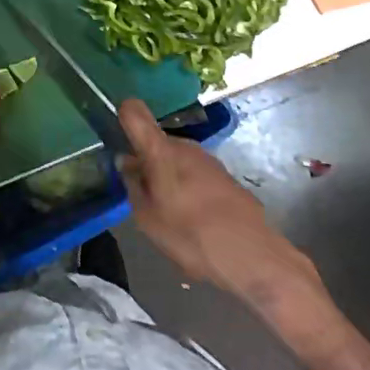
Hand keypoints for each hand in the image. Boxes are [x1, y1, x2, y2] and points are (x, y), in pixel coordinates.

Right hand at [117, 100, 309, 295]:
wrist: (253, 256)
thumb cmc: (191, 235)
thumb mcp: (148, 218)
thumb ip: (133, 186)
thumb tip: (127, 163)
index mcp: (160, 151)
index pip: (135, 113)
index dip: (123, 115)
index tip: (116, 133)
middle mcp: (184, 146)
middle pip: (156, 142)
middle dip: (146, 161)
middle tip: (142, 193)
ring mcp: (207, 159)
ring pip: (176, 158)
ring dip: (167, 175)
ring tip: (168, 211)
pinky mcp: (225, 175)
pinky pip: (194, 172)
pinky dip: (187, 186)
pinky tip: (193, 217)